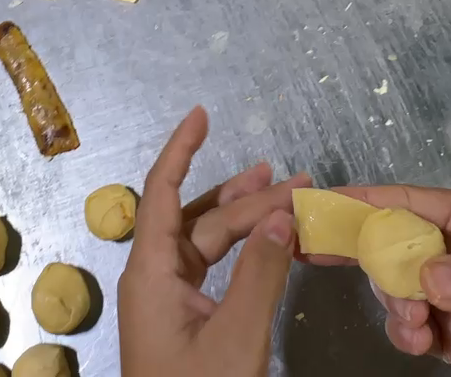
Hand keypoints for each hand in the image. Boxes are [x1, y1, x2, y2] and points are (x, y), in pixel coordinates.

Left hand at [119, 106, 310, 376]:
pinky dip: (248, 253)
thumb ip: (260, 272)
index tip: (201, 113)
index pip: (163, 190)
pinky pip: (217, 269)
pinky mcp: (189, 320)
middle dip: (247, 196)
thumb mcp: (236, 338)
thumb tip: (280, 212)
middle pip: (202, 218)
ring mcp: (172, 298)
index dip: (181, 148)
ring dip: (250, 219)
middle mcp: (157, 275)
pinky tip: (276, 241)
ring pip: (212, 242)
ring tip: (292, 192)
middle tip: (299, 183)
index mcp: (151, 270)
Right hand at [329, 186, 450, 376]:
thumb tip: (426, 276)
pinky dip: (403, 330)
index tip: (322, 201)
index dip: (367, 198)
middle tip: (317, 251)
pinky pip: (416, 329)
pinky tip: (415, 339)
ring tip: (408, 319)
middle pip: (395, 241)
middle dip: (362, 246)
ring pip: (398, 286)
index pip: (413, 201)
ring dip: (388, 297)